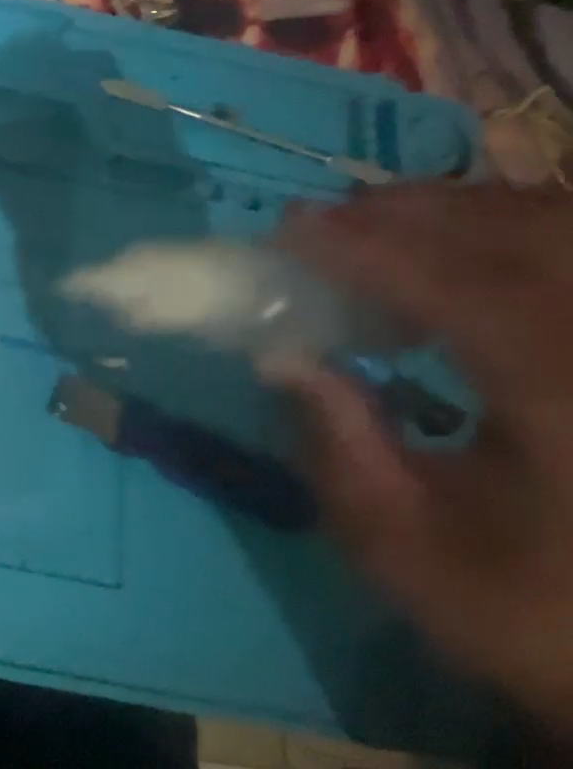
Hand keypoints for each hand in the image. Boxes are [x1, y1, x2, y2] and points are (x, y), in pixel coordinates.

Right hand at [273, 184, 572, 726]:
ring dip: (475, 216)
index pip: (469, 294)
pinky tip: (470, 256)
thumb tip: (283, 358)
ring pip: (572, 237)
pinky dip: (526, 240)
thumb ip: (339, 448)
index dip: (372, 252)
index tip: (288, 232)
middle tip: (328, 220)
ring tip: (386, 224)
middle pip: (539, 240)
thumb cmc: (525, 612)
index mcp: (567, 407)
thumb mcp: (403, 548)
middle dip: (421, 215)